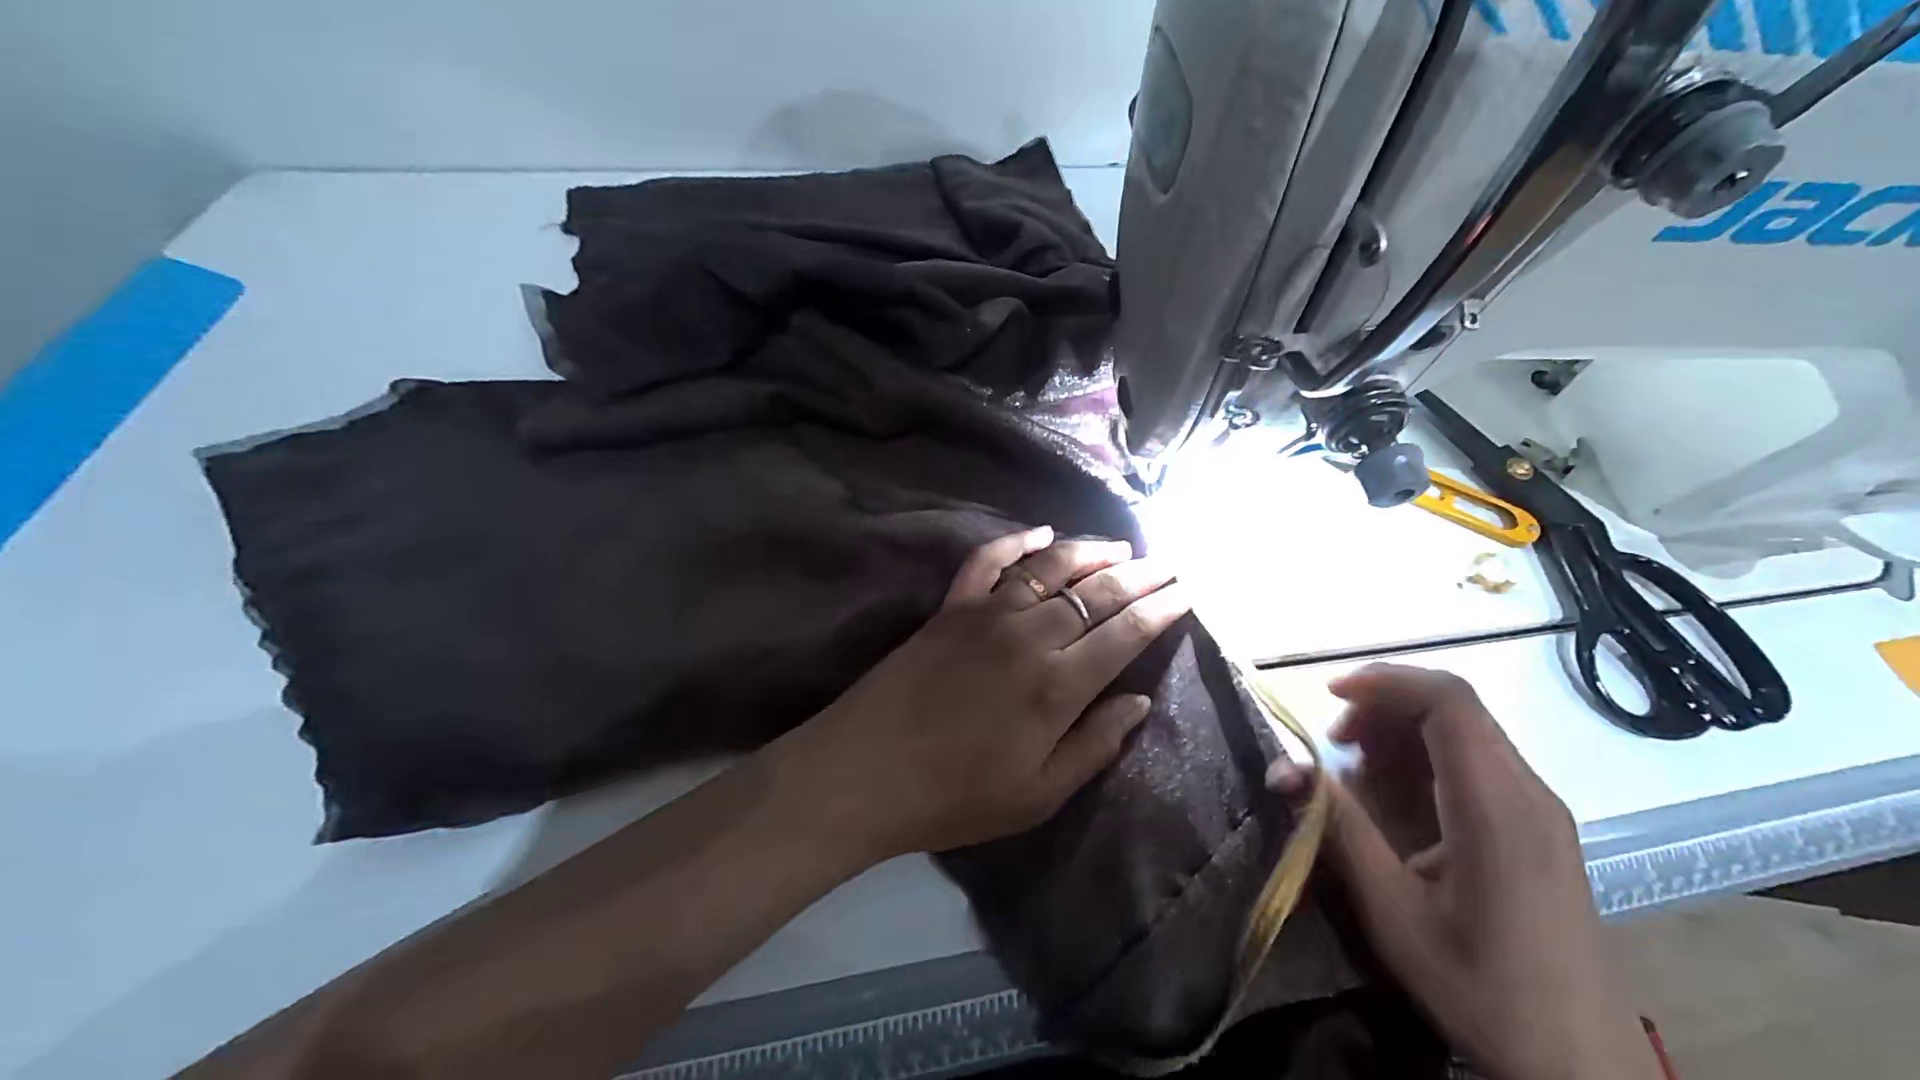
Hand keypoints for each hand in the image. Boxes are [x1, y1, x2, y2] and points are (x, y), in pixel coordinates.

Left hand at [772, 526, 1190, 859]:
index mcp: (1057, 685)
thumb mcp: (1037, 795)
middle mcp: (1028, 636)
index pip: (1124, 633)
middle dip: (1138, 575)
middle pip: (1095, 592)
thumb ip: (1094, 745)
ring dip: (1089, 551)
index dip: (1160, 610)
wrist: (864, 772)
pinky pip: (987, 561)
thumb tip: (1138, 701)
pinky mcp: (949, 608)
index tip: (1185, 594)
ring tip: (1119, 548)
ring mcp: (985, 614)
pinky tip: (1041, 533)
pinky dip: (1017, 542)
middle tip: (1167, 565)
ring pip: (1049, 567)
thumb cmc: (955, 796)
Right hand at [1271, 665, 1659, 1079]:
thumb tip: (1283, 769)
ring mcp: (1540, 809)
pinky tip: (1394, 795)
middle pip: (1453, 706)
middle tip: (1335, 743)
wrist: (1577, 1062)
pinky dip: (1423, 756)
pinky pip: (1475, 760)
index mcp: (1498, 809)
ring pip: (1463, 729)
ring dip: (1400, 730)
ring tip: (1356, 768)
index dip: (1384, 680)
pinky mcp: (1537, 825)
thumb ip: (1338, 829)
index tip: (1329, 695)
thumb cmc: (1480, 986)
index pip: (1448, 701)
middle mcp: (1529, 794)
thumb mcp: (1392, 910)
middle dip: (1383, 705)